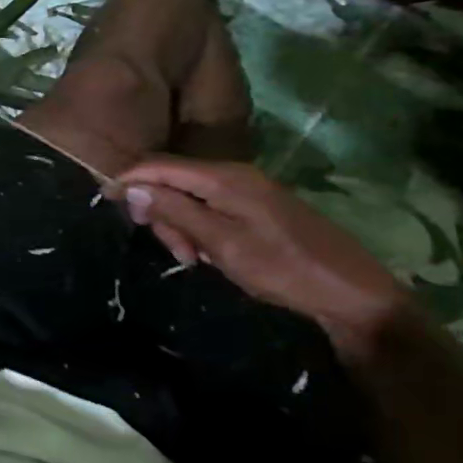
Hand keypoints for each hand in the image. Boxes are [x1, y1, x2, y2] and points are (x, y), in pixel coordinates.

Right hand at [121, 157, 409, 351]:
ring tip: (194, 259)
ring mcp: (249, 189)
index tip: (105, 199)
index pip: (159, 164)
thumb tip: (131, 186)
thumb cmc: (285, 269)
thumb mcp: (222, 243)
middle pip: (173, 180)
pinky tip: (210, 254)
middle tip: (173, 251)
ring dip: (181, 224)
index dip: (128, 178)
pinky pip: (211, 206)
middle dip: (161, 211)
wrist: (358, 297)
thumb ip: (176, 210)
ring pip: (191, 195)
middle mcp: (234, 173)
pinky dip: (201, 227)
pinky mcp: (258, 207)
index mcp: (224, 176)